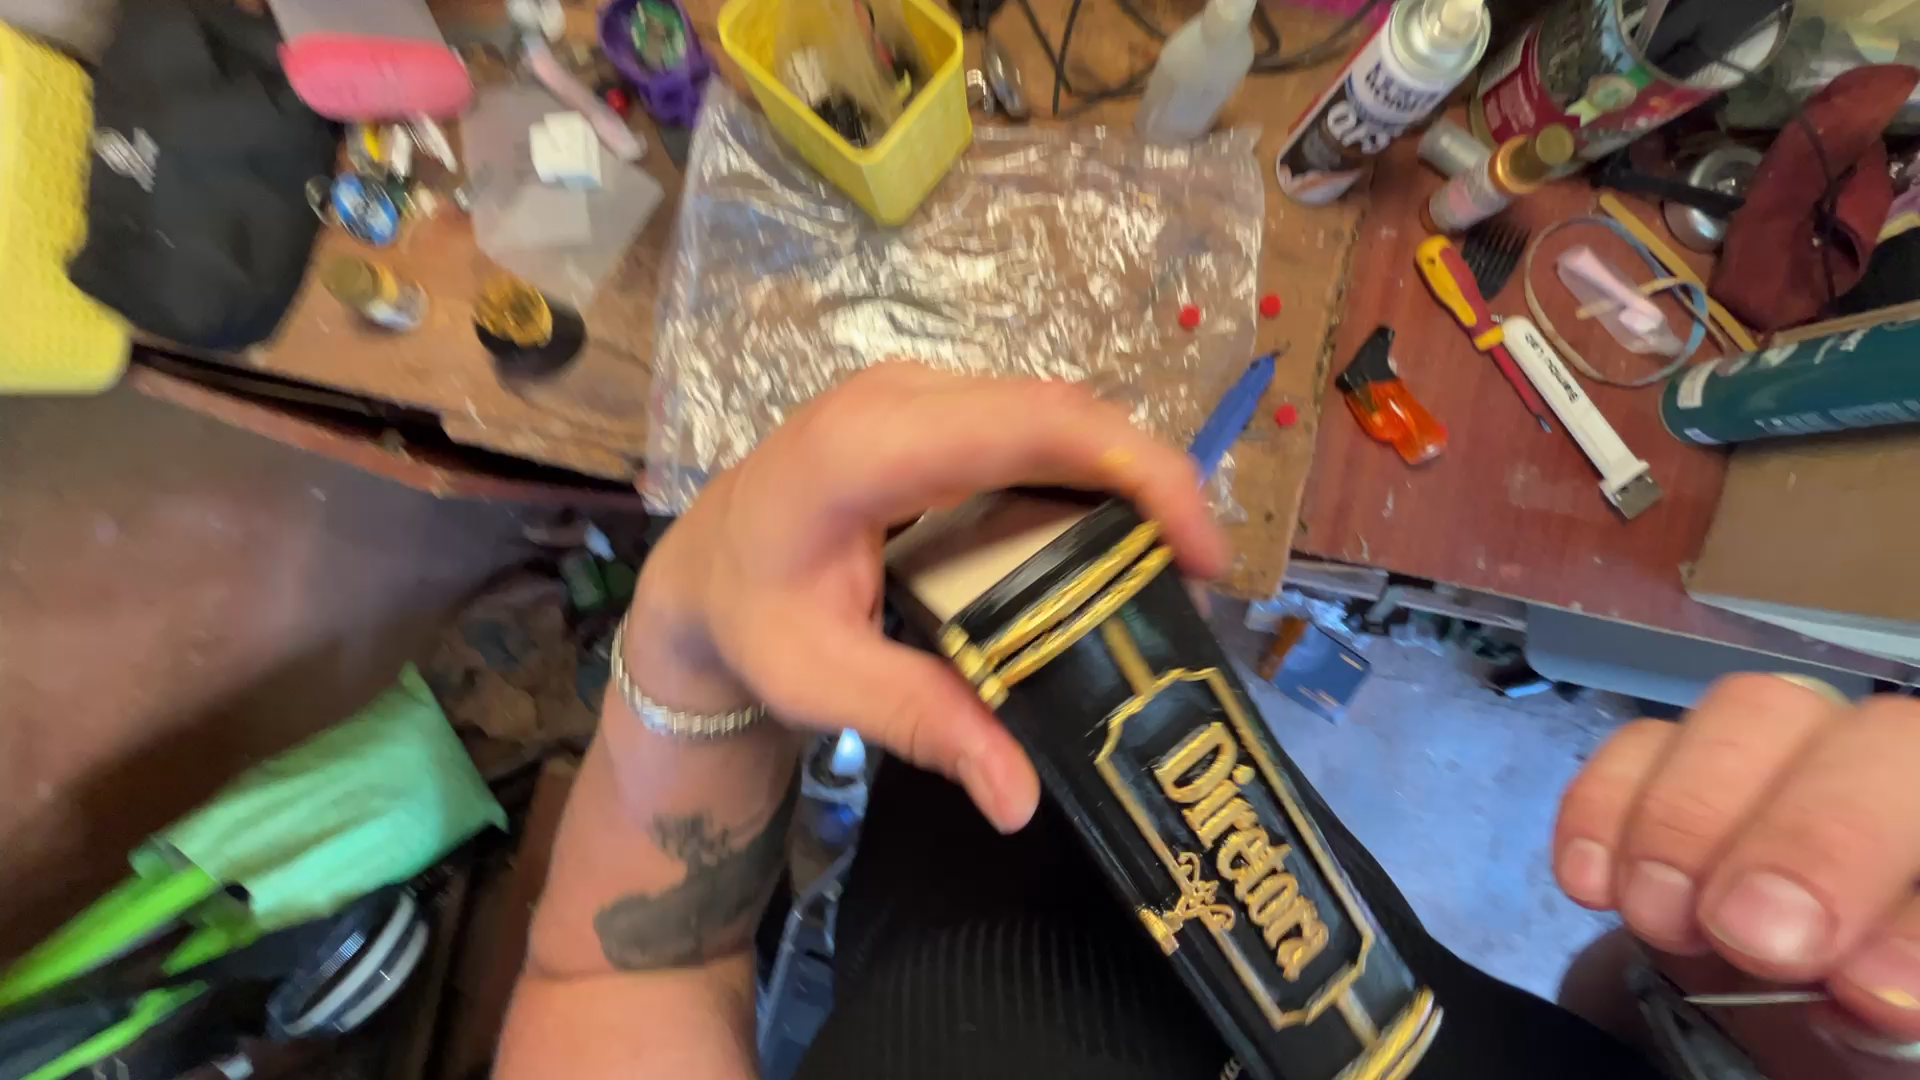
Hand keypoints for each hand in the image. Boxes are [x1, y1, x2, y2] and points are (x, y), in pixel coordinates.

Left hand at [623, 363, 1228, 832]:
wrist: (702, 570)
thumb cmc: (749, 619)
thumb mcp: (820, 681)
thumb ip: (921, 723)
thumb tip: (1021, 798)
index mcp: (868, 449)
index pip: (1029, 426)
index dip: (1135, 469)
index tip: (1203, 549)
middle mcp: (899, 397)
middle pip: (1057, 410)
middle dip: (1148, 477)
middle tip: (1200, 567)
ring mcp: (913, 394)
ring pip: (1050, 413)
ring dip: (1119, 474)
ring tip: (1162, 557)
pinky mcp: (927, 409)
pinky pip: (1025, 425)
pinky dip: (1078, 472)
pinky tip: (1101, 531)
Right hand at [1555, 675, 1919, 1041]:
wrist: (1774, 993)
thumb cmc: (1868, 1006)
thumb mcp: (1901, 1026)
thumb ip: (1903, 1003)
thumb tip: (1865, 992)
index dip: (1901, 895)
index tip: (1863, 994)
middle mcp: (1900, 760)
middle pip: (1882, 741)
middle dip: (1804, 844)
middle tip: (1742, 938)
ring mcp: (1783, 738)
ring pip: (1748, 715)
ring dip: (1686, 820)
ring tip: (1655, 918)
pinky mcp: (1671, 743)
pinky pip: (1633, 742)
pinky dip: (1601, 810)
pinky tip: (1591, 885)